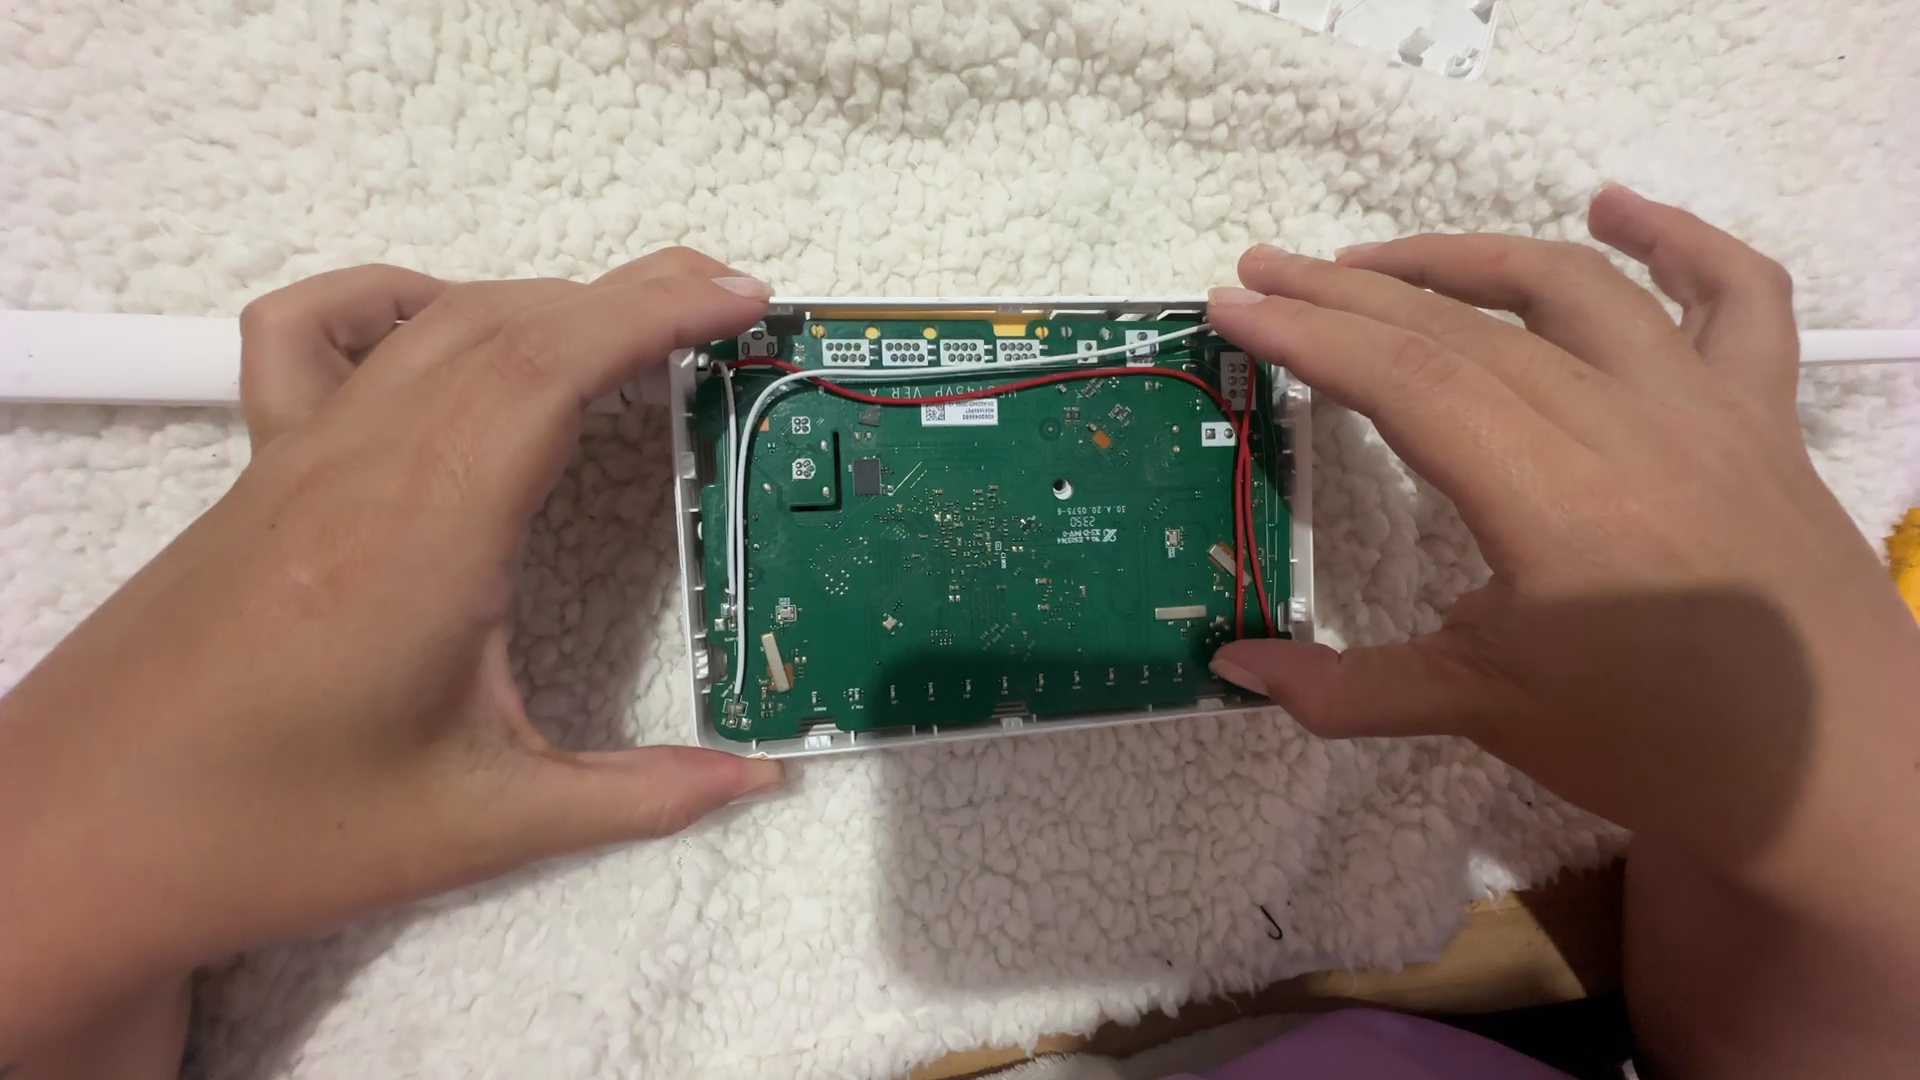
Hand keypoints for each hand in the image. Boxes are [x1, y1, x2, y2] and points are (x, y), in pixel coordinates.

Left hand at [0, 249, 783, 1055]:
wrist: (59, 852)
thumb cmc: (279, 836)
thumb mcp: (488, 826)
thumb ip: (644, 795)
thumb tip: (763, 777)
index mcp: (421, 544)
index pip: (545, 376)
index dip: (650, 319)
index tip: (737, 299)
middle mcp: (359, 474)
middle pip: (508, 327)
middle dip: (634, 293)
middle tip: (731, 293)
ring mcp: (302, 458)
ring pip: (440, 324)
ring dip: (556, 298)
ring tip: (649, 309)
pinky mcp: (270, 468)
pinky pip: (325, 336)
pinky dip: (406, 299)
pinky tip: (462, 322)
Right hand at [1204, 187, 1919, 1075]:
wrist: (1848, 779)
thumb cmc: (1647, 742)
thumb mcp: (1477, 715)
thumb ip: (1341, 688)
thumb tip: (1229, 665)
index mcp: (1552, 501)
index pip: (1407, 383)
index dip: (1309, 338)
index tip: (1234, 308)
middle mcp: (1627, 427)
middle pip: (1459, 327)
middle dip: (1342, 292)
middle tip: (1261, 269)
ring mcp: (1705, 408)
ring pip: (1569, 288)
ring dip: (1454, 257)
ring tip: (1364, 258)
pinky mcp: (1758, 414)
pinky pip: (1737, 293)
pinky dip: (1678, 235)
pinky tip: (1613, 204)